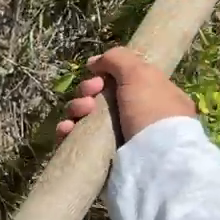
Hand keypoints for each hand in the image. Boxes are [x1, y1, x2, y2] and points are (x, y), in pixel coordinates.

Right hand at [55, 46, 195, 144]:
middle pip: (98, 97)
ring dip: (75, 110)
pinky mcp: (98, 156)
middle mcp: (134, 117)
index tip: (97, 78)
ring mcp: (115, 138)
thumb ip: (118, 59)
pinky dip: (67, 132)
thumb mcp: (141, 74)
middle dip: (86, 93)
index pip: (119, 81)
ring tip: (79, 114)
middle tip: (88, 97)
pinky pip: (75, 140)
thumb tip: (93, 62)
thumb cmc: (152, 112)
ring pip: (84, 118)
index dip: (103, 76)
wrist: (153, 160)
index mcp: (151, 97)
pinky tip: (66, 130)